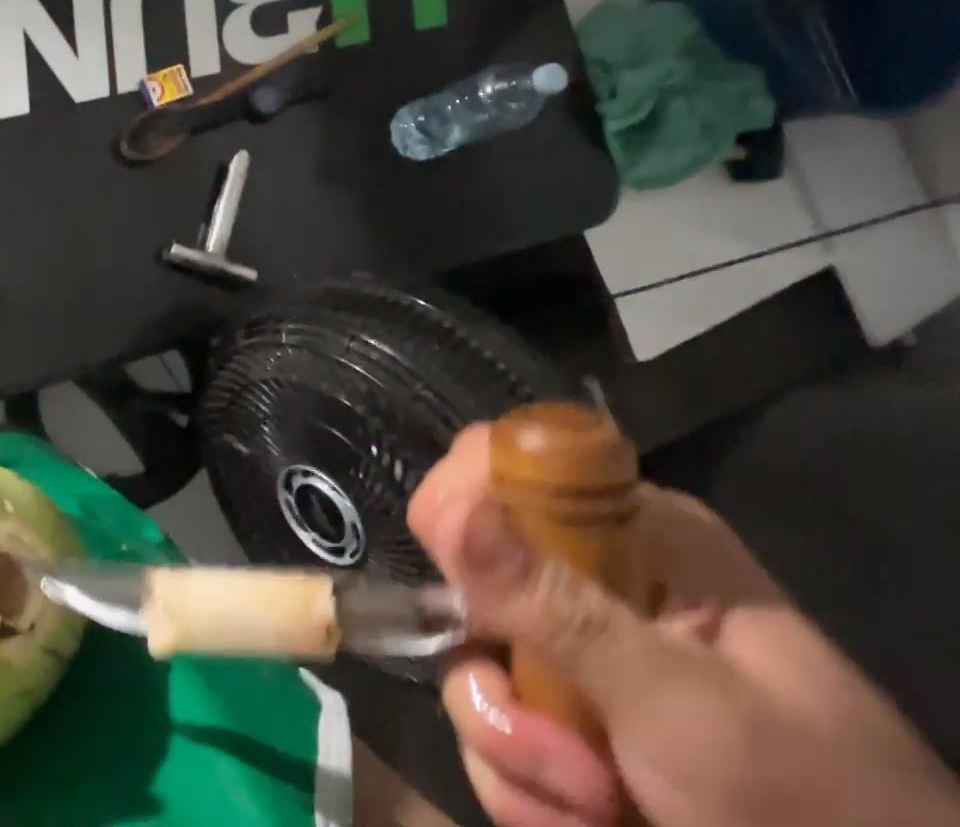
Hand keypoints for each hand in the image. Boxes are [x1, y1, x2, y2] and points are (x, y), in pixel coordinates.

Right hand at [408, 425, 959, 826]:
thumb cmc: (806, 803)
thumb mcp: (678, 703)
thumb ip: (554, 604)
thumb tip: (449, 505)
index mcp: (635, 534)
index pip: (498, 465)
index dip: (457, 514)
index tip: (464, 595)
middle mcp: (591, 578)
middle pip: (466, 583)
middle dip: (495, 682)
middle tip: (566, 753)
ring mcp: (572, 651)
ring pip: (469, 670)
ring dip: (515, 755)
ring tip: (598, 807)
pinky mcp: (561, 717)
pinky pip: (487, 731)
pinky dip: (523, 789)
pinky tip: (587, 821)